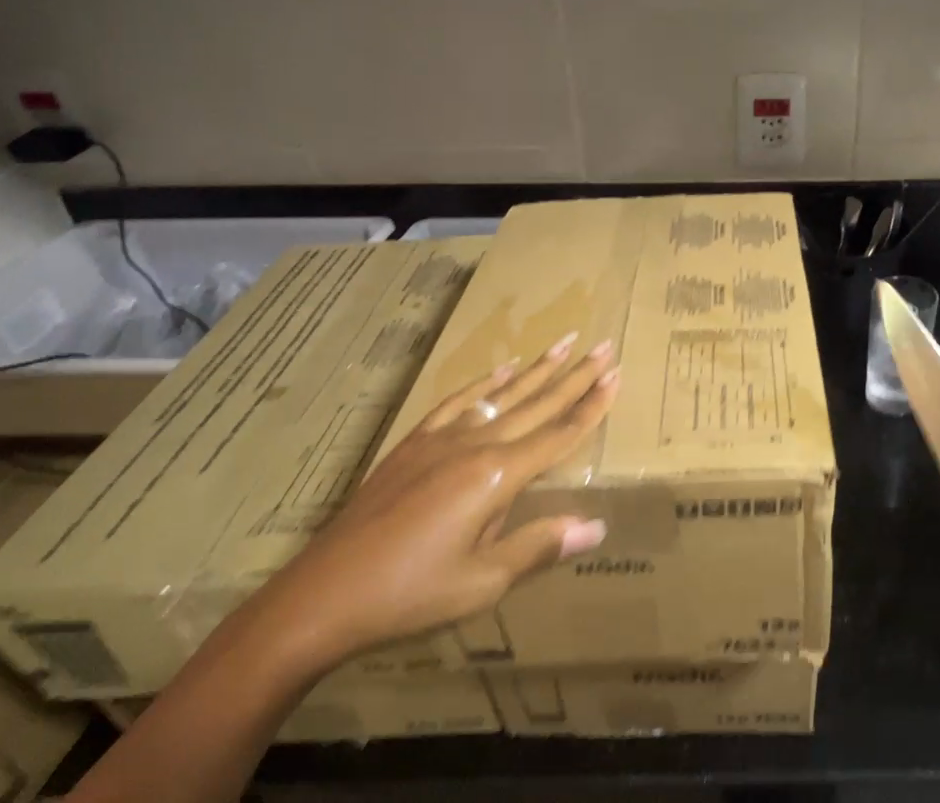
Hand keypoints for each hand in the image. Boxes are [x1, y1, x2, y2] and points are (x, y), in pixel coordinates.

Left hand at [249, 333, 619, 673]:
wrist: (322, 595)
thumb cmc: (410, 595)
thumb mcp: (482, 581)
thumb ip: (539, 545)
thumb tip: (596, 527)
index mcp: (495, 477)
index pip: (557, 436)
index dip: (591, 408)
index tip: (616, 376)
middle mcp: (472, 446)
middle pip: (535, 405)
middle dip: (573, 376)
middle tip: (602, 346)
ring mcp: (438, 442)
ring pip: (499, 396)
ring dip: (534, 370)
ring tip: (562, 344)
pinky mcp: (411, 447)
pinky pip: (456, 404)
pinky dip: (482, 385)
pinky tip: (499, 371)